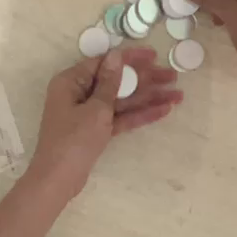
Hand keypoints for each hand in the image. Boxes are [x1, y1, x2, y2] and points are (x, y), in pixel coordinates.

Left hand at [24, 47, 179, 204]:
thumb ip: (109, 83)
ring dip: (148, 98)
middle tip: (173, 76)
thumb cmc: (73, 141)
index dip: (130, 59)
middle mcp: (78, 94)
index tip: (154, 56)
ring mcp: (88, 114)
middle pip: (116, 82)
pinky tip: (163, 111)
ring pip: (122, 101)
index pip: (104, 63)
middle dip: (146, 80)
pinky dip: (139, 115)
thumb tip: (115, 56)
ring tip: (178, 96)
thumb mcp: (95, 109)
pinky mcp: (96, 131)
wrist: (58, 180)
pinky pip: (120, 118)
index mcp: (71, 82)